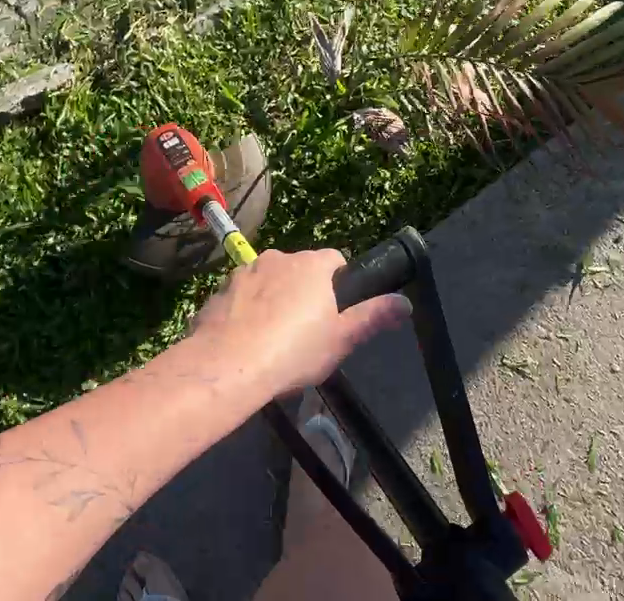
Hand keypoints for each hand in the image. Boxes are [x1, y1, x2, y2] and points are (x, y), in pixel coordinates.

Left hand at [186, 249, 411, 401]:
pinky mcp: (219, 290)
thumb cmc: (294, 351)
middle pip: (299, 269)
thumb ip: (373, 317)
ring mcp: (244, 271)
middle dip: (304, 292)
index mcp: (311, 264)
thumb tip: (405, 303)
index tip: (336, 313)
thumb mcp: (341, 339)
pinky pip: (241, 297)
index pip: (334, 260)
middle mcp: (277, 257)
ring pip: (268, 281)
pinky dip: (246, 312)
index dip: (339, 284)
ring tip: (272, 340)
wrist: (227, 366)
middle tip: (307, 332)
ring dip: (273, 300)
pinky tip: (245, 342)